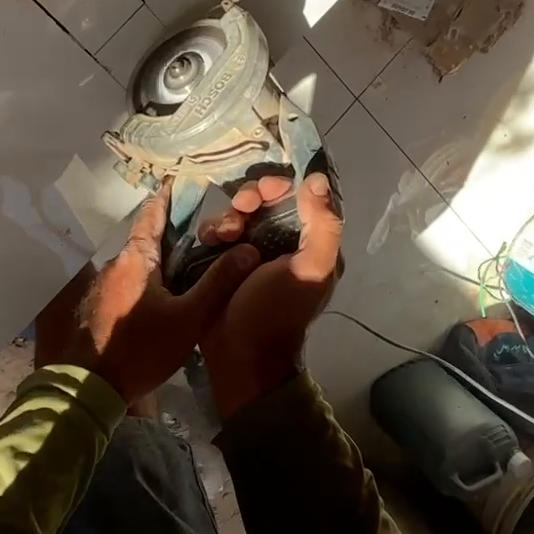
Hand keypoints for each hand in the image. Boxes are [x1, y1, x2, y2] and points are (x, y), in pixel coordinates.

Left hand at [33, 178, 260, 403]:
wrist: (90, 387)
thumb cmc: (141, 348)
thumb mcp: (188, 317)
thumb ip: (218, 283)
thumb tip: (248, 249)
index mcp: (136, 258)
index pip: (152, 215)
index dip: (166, 197)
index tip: (178, 180)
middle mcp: (116, 263)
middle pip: (148, 238)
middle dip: (172, 229)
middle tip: (202, 223)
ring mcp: (105, 285)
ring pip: (140, 261)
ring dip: (161, 256)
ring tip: (192, 257)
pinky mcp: (101, 306)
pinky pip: (132, 280)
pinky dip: (151, 276)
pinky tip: (168, 291)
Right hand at [198, 171, 342, 418]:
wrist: (238, 353)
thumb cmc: (277, 310)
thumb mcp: (309, 268)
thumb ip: (323, 225)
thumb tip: (318, 180)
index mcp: (309, 243)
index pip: (299, 198)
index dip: (282, 186)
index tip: (267, 188)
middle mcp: (281, 242)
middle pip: (265, 200)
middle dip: (251, 197)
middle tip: (240, 207)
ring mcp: (250, 250)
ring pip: (238, 213)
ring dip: (228, 215)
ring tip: (223, 235)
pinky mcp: (223, 259)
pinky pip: (216, 231)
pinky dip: (212, 230)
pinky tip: (210, 242)